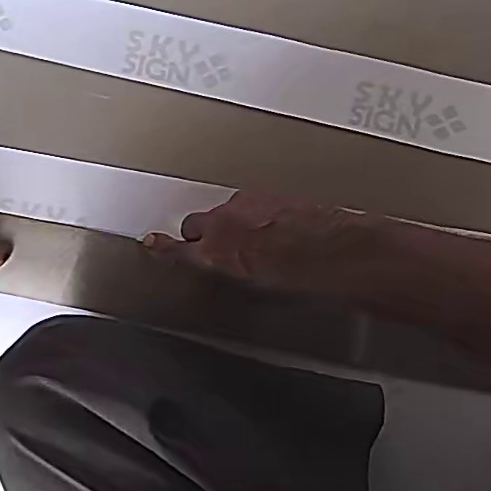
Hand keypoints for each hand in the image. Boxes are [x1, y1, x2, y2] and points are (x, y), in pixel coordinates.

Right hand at [142, 192, 379, 293]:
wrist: (339, 254)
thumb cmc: (302, 282)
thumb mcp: (257, 295)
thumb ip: (232, 279)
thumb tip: (232, 280)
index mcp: (216, 254)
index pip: (175, 249)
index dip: (162, 248)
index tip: (150, 243)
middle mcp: (226, 224)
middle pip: (196, 225)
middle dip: (202, 237)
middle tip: (217, 252)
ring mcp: (248, 205)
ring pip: (224, 212)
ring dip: (231, 224)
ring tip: (254, 243)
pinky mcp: (270, 195)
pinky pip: (250, 204)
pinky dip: (254, 215)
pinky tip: (273, 229)